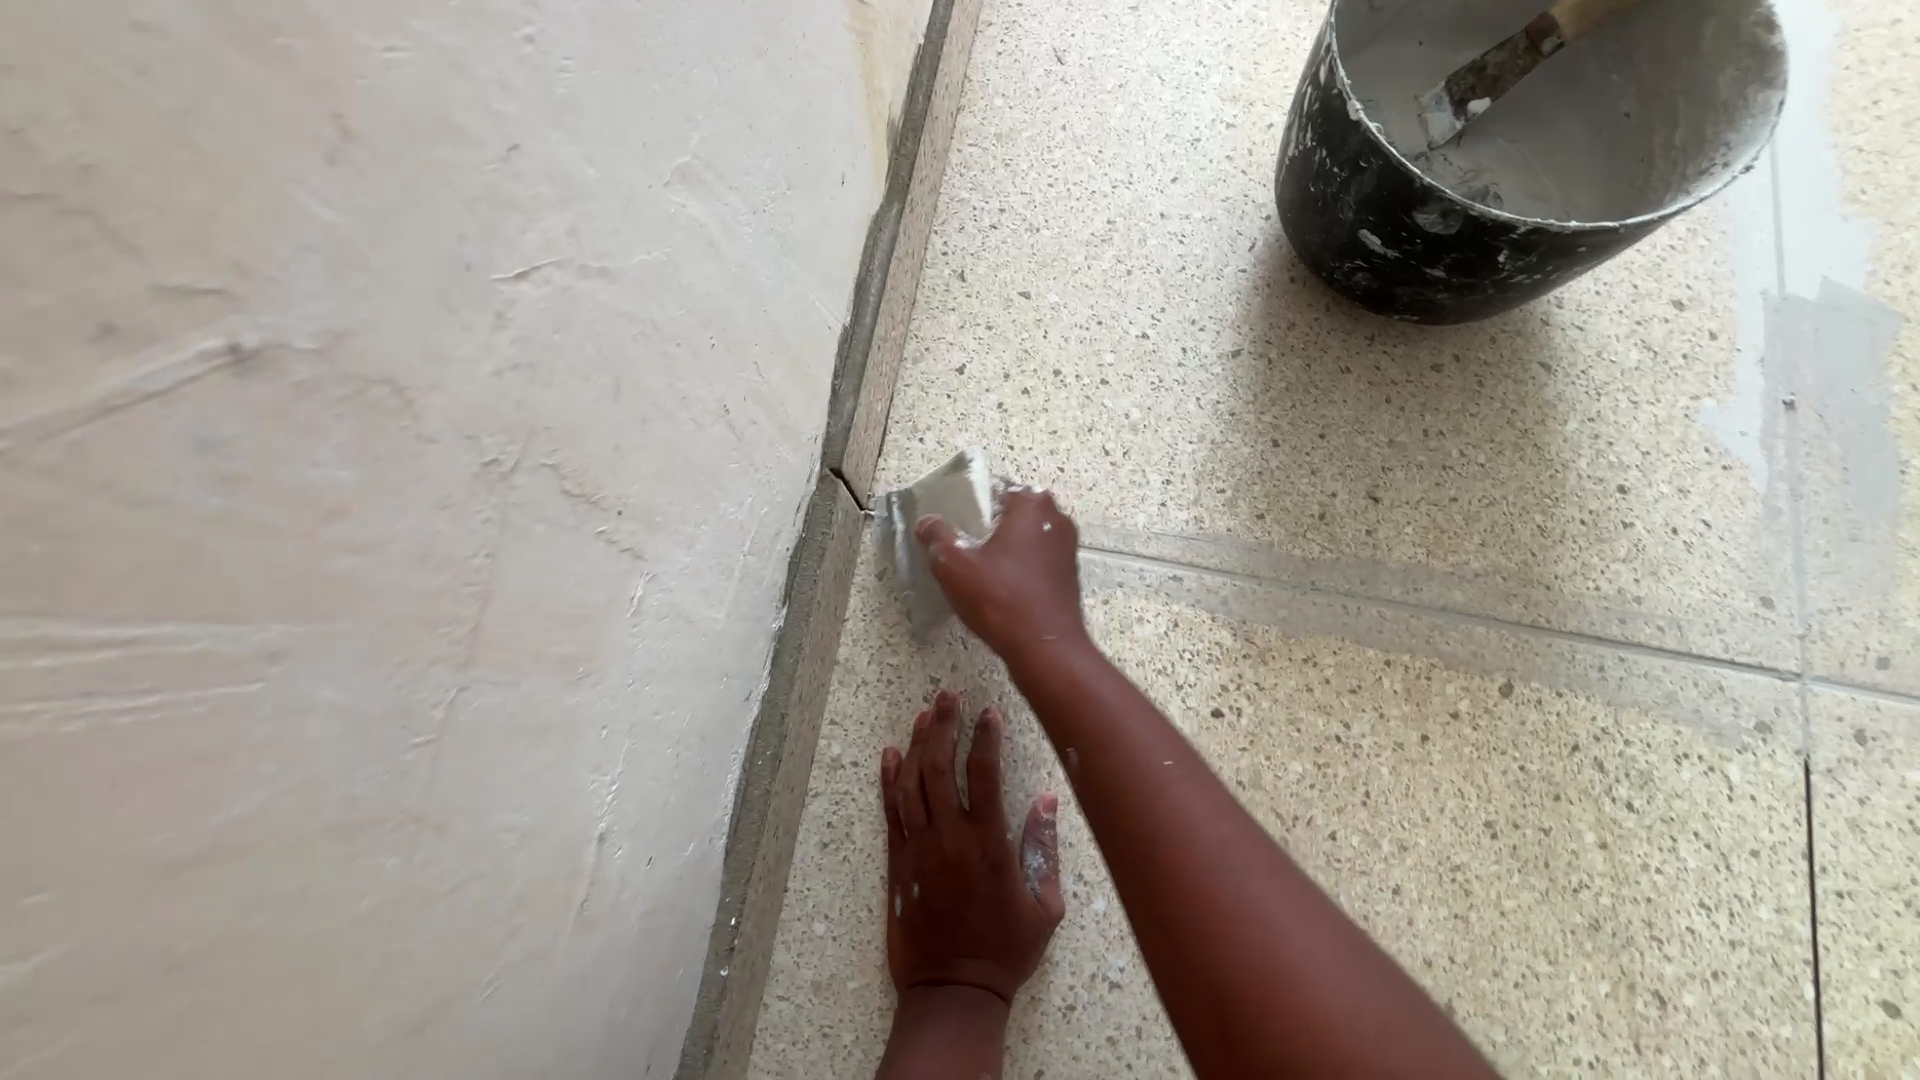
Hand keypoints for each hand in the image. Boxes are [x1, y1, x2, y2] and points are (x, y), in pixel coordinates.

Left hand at [883, 690, 1064, 1003]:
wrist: (954, 990)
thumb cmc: (1006, 950)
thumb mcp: (1044, 906)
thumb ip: (1045, 848)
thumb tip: (1046, 797)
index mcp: (990, 845)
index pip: (984, 774)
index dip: (985, 737)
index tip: (989, 711)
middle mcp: (950, 838)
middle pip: (940, 767)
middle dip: (944, 725)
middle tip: (948, 694)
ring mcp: (919, 849)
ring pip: (911, 783)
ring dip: (916, 743)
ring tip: (924, 713)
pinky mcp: (898, 863)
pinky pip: (889, 812)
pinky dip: (888, 779)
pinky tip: (890, 753)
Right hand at [914, 487, 1087, 661]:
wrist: (1046, 648)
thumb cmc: (1000, 599)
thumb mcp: (954, 566)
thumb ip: (937, 537)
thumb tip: (926, 523)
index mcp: (1032, 504)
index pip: (997, 489)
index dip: (974, 506)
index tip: (959, 525)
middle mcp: (1056, 519)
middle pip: (1014, 514)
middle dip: (991, 527)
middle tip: (966, 549)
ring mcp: (1067, 547)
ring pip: (1027, 538)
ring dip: (1007, 549)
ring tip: (981, 572)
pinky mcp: (1069, 574)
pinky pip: (1038, 560)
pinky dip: (1021, 568)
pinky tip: (1002, 590)